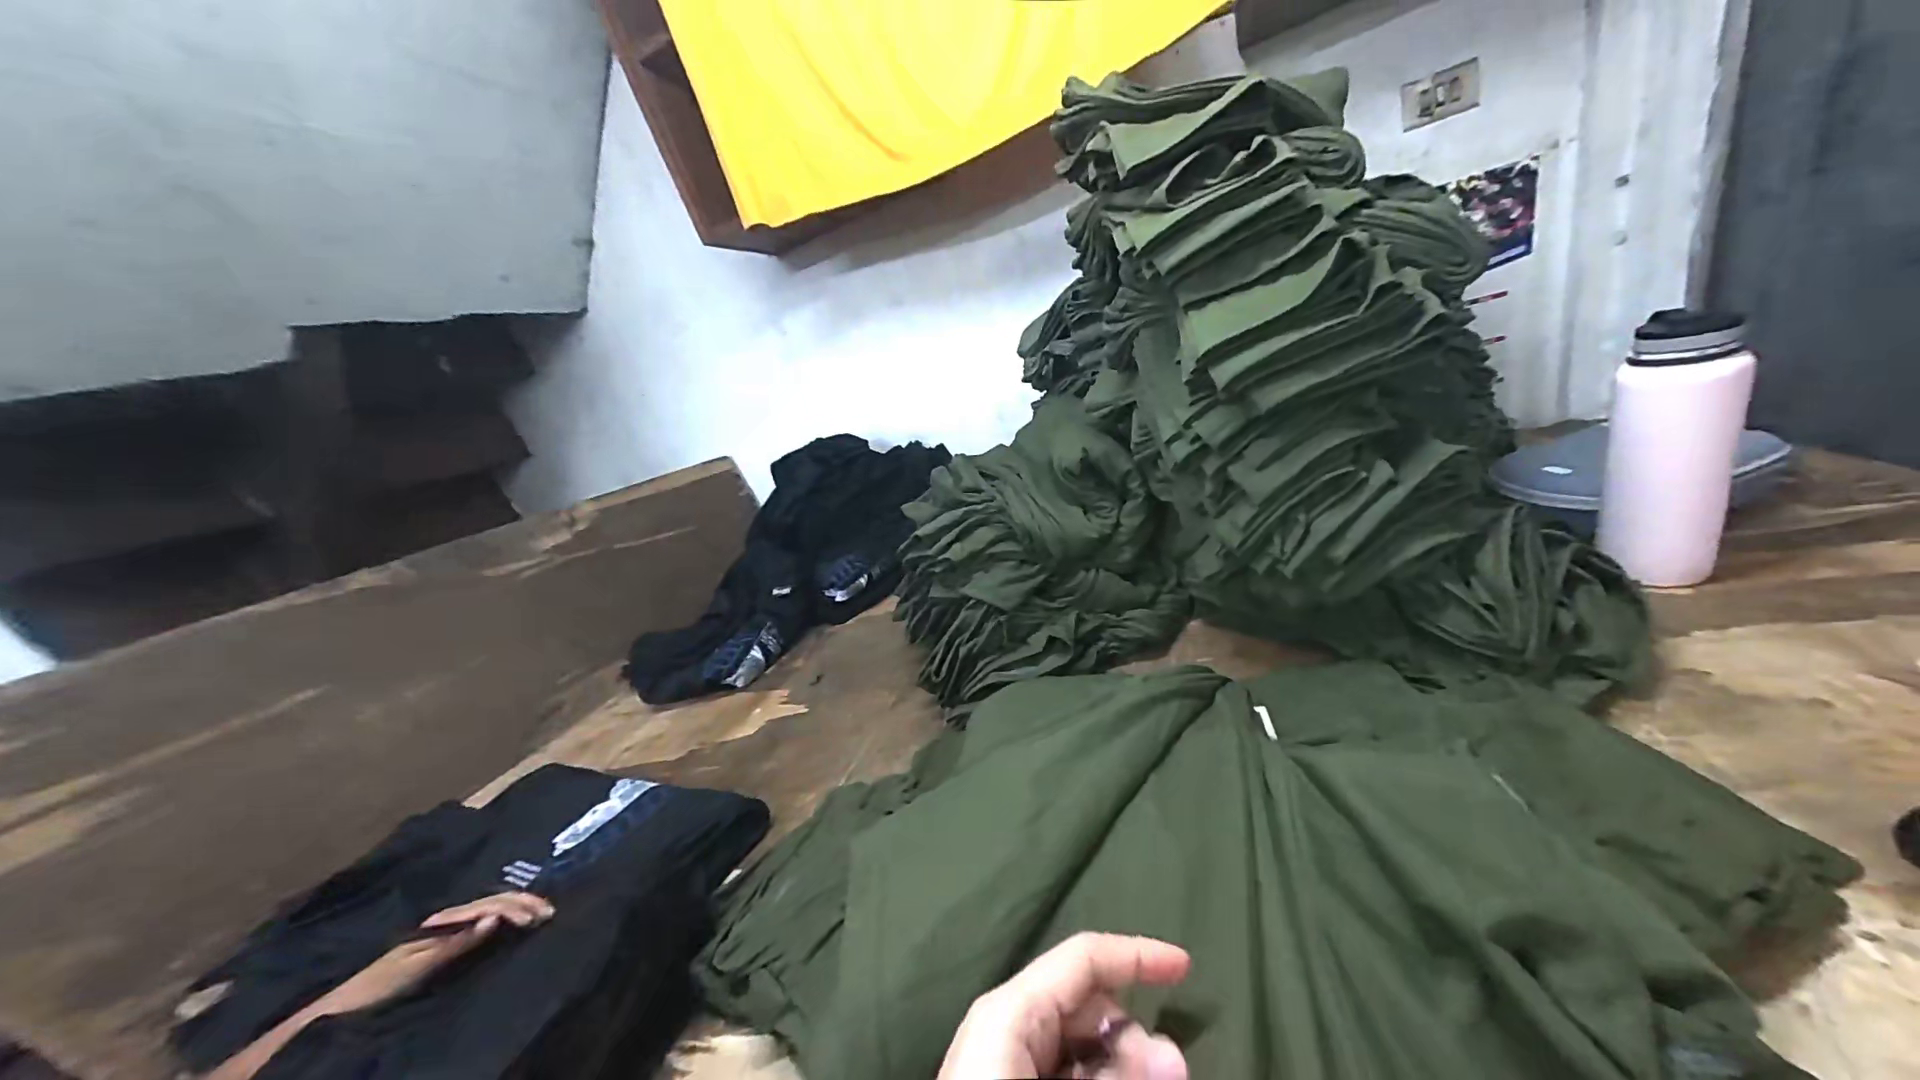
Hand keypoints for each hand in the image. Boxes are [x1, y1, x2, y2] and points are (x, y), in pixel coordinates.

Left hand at [308, 892, 554, 1016]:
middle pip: (494, 901)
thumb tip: (494, 918)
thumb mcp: (416, 967)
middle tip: (550, 912)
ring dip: (518, 908)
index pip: (490, 903)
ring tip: (540, 914)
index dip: (517, 907)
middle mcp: (447, 919)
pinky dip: (505, 919)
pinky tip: (516, 923)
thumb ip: (456, 943)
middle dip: (524, 902)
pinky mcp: (444, 944)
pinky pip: (482, 923)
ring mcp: (446, 930)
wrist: (339, 1010)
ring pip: (490, 909)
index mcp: (444, 920)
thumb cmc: (377, 987)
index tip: (540, 917)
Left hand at [937, 933, 1190, 1079]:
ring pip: (1080, 1046)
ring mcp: (1005, 1059)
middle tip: (1168, 1077)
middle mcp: (1008, 1024)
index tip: (1185, 967)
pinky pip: (1064, 1073)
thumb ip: (1118, 1078)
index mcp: (1013, 1010)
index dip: (1135, 955)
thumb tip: (1171, 1053)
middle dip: (1132, 1037)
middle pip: (1087, 1006)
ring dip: (1118, 1067)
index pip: (1083, 958)